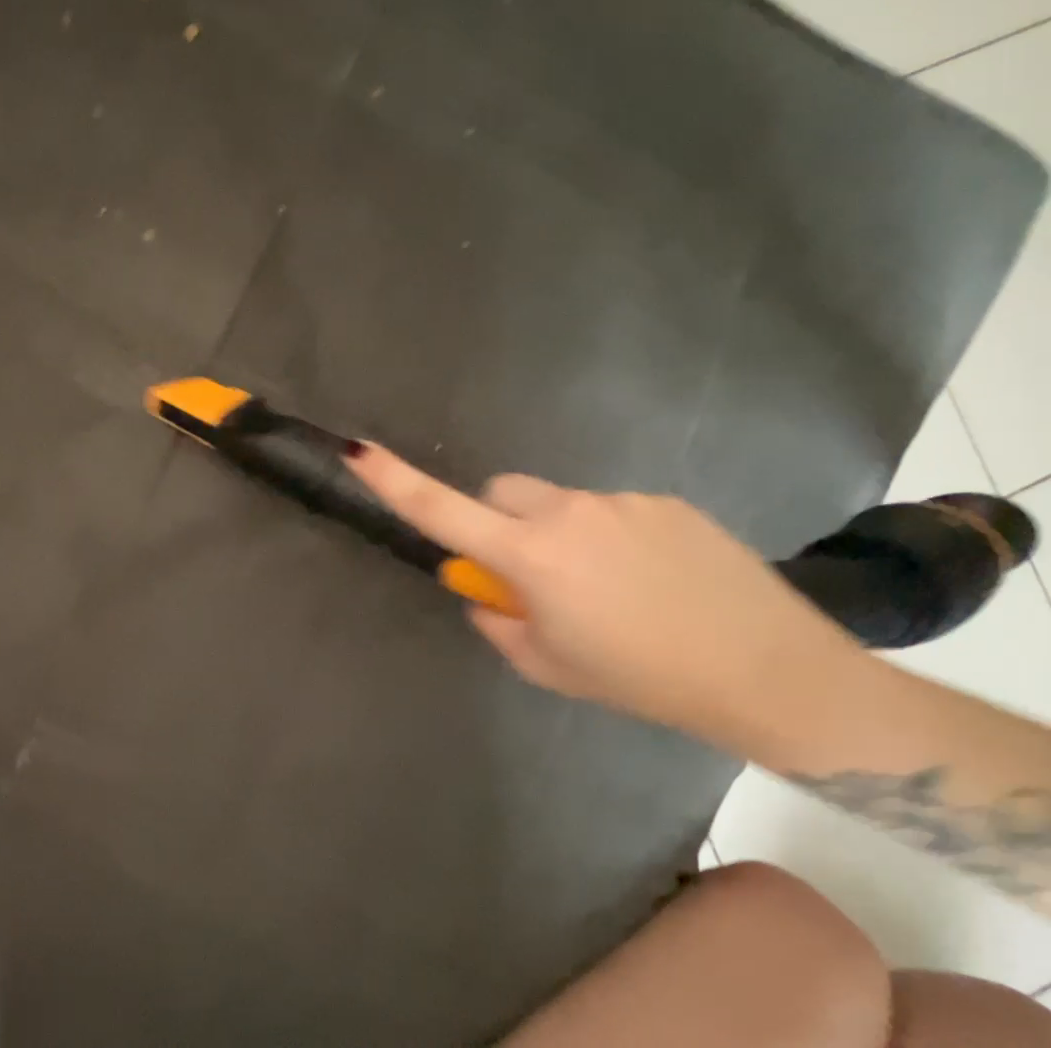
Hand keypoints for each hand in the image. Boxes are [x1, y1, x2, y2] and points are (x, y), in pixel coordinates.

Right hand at [345, 444, 864, 732]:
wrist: (772, 675)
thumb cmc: (640, 680)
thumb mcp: (547, 665)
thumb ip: (498, 621)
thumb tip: (489, 593)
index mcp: (531, 555)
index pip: (442, 511)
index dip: (393, 481)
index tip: (356, 449)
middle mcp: (570, 512)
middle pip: (503, 492)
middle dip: (498, 522)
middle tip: (528, 576)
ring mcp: (624, 502)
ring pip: (561, 506)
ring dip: (560, 537)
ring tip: (612, 594)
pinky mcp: (669, 504)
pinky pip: (613, 513)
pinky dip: (611, 541)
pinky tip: (654, 586)